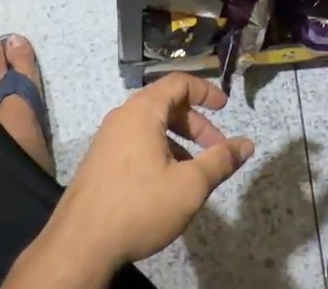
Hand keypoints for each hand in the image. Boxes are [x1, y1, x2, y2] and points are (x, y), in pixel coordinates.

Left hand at [53, 74, 254, 266]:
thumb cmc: (139, 206)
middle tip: (217, 148)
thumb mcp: (190, 186)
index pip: (178, 82)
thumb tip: (246, 144)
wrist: (80, 244)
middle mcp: (122, 116)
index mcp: (142, 111)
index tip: (226, 107)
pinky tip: (167, 184)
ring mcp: (107, 139)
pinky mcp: (100, 161)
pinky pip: (136, 143)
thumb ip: (220, 161)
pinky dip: (159, 151)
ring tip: (196, 171)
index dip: (205, 90)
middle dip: (196, 124)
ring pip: (151, 127)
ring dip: (178, 141)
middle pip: (165, 104)